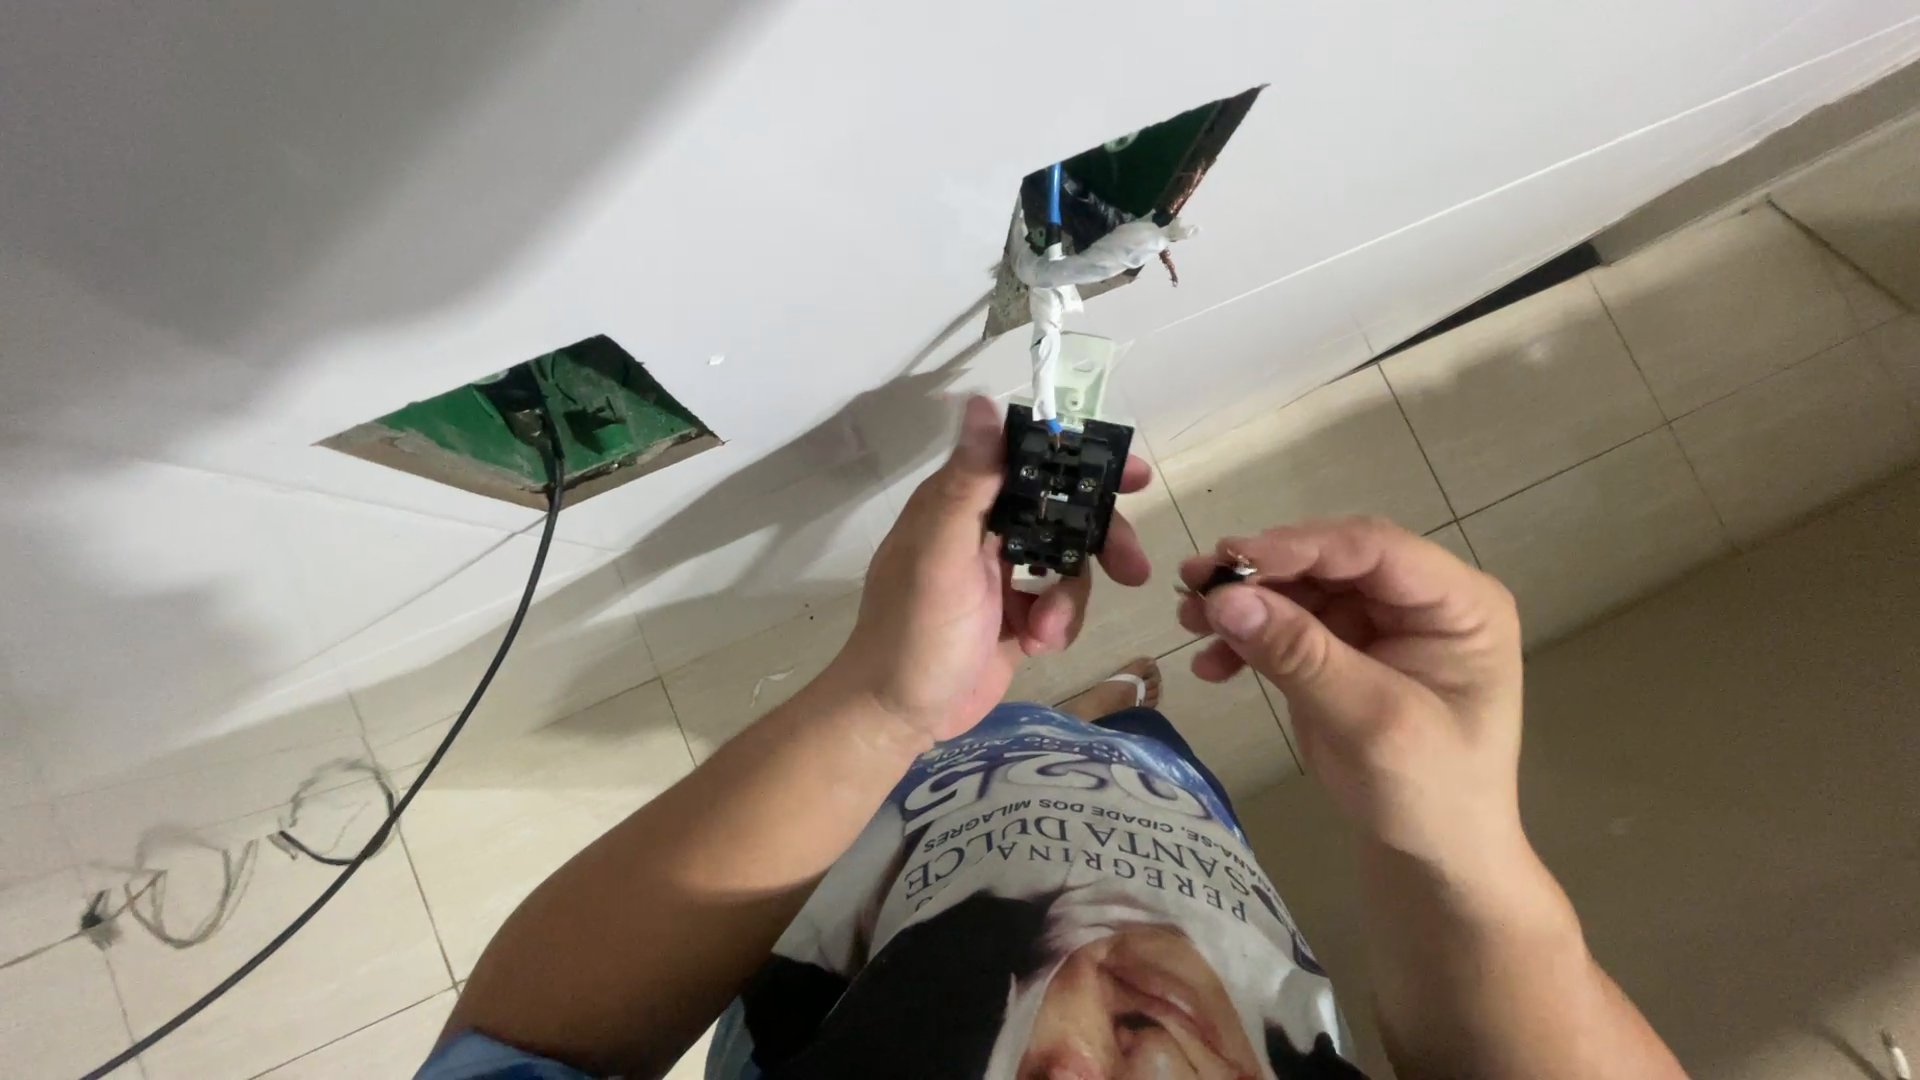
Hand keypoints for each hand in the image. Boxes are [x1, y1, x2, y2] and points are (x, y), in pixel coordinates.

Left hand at [827, 395, 1151, 742]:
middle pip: (1061, 512)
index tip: (1128, 473)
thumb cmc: (914, 633)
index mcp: (960, 505)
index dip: (1079, 460)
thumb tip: (982, 402)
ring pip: (1067, 564)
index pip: (1027, 461)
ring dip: (1070, 598)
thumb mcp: (941, 555)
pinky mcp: (1015, 617)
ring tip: (1047, 631)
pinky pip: (1059, 605)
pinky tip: (1036, 648)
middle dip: (1098, 539)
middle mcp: (983, 532)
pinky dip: (1058, 625)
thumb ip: (969, 483)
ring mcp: (1001, 576)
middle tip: (1133, 564)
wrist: (900, 716)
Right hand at [1176, 518, 1524, 868]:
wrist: (1426, 857)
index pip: (1372, 548)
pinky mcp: (1336, 647)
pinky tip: (1211, 665)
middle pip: (1326, 560)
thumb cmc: (1426, 793)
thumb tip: (1223, 599)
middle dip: (1259, 574)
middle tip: (1193, 583)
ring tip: (1188, 619)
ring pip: (1294, 587)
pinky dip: (1242, 638)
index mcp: (1457, 603)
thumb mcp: (1369, 721)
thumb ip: (1299, 655)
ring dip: (1241, 603)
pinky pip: (1281, 624)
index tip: (1228, 561)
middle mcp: (1415, 599)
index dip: (1297, 547)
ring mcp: (1373, 622)